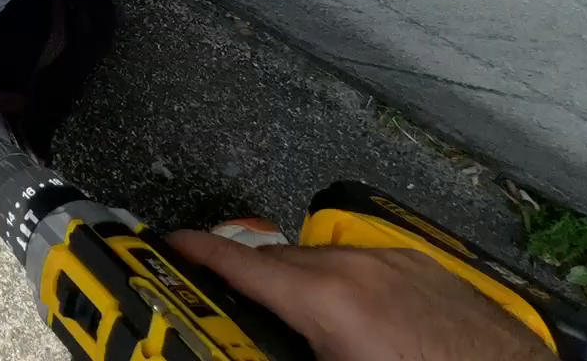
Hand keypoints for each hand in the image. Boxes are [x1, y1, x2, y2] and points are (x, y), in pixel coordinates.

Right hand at [167, 231, 550, 360]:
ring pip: (316, 259)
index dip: (194, 250)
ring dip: (299, 280)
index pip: (237, 264)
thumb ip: (289, 345)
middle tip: (238, 304)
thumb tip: (245, 342)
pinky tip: (361, 315)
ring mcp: (388, 260)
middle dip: (251, 278)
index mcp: (324, 300)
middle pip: (273, 260)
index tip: (165, 241)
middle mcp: (348, 266)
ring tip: (306, 319)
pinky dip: (343, 280)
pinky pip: (360, 263)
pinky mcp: (422, 265)